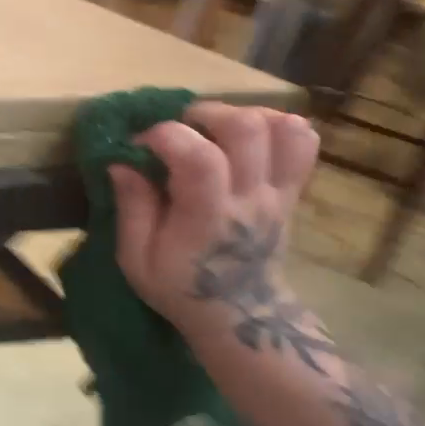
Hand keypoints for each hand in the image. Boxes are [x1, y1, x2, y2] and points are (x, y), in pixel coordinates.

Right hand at [108, 102, 320, 337]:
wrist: (241, 312)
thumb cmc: (179, 286)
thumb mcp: (136, 259)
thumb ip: (131, 208)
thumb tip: (121, 163)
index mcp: (206, 217)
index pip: (199, 157)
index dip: (164, 135)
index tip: (137, 145)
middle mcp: (250, 197)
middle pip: (247, 128)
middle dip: (204, 113)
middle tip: (178, 128)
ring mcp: (278, 191)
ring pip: (283, 127)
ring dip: (243, 114)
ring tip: (212, 128)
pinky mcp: (292, 189)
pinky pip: (303, 141)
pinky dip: (276, 125)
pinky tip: (245, 136)